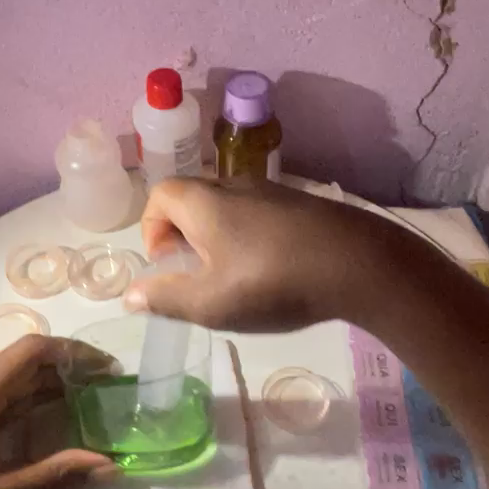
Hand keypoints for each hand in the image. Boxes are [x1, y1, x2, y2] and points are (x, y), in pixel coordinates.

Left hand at [0, 335, 116, 488]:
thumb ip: (56, 475)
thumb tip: (109, 465)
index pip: (30, 352)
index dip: (74, 353)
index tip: (107, 369)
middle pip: (19, 362)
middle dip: (65, 370)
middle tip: (105, 387)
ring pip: (4, 379)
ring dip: (44, 386)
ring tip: (85, 401)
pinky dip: (21, 400)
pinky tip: (44, 420)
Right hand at [124, 178, 410, 331]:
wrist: (358, 263)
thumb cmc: (273, 282)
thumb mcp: (212, 303)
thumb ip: (167, 299)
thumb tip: (131, 295)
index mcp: (205, 202)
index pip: (161, 194)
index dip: (152, 227)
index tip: (166, 263)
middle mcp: (234, 185)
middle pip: (193, 198)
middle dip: (183, 234)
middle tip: (197, 273)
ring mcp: (272, 191)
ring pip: (228, 206)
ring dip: (218, 236)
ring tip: (234, 276)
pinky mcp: (301, 204)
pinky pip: (259, 213)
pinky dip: (249, 235)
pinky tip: (271, 270)